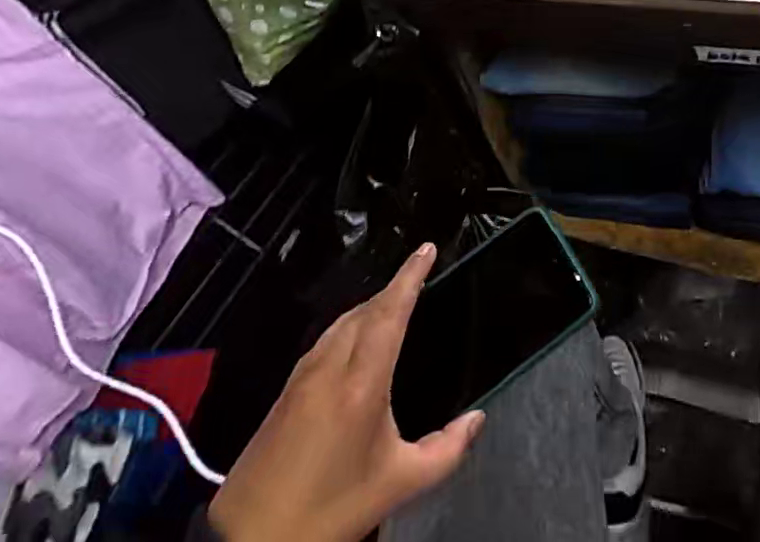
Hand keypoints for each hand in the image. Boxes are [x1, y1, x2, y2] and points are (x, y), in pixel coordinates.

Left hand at [208, 243, 484, 541]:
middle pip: (363, 312)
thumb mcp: (399, 483)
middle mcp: (328, 373)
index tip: (425, 250)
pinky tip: (356, 336)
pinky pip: (323, 343)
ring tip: (392, 298)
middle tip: (418, 272)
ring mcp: (299, 383)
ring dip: (369, 304)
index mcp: (361, 385)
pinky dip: (348, 325)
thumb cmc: (329, 509)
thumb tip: (477, 418)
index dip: (408, 278)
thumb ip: (447, 449)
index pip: (388, 315)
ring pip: (339, 325)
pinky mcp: (282, 398)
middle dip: (392, 287)